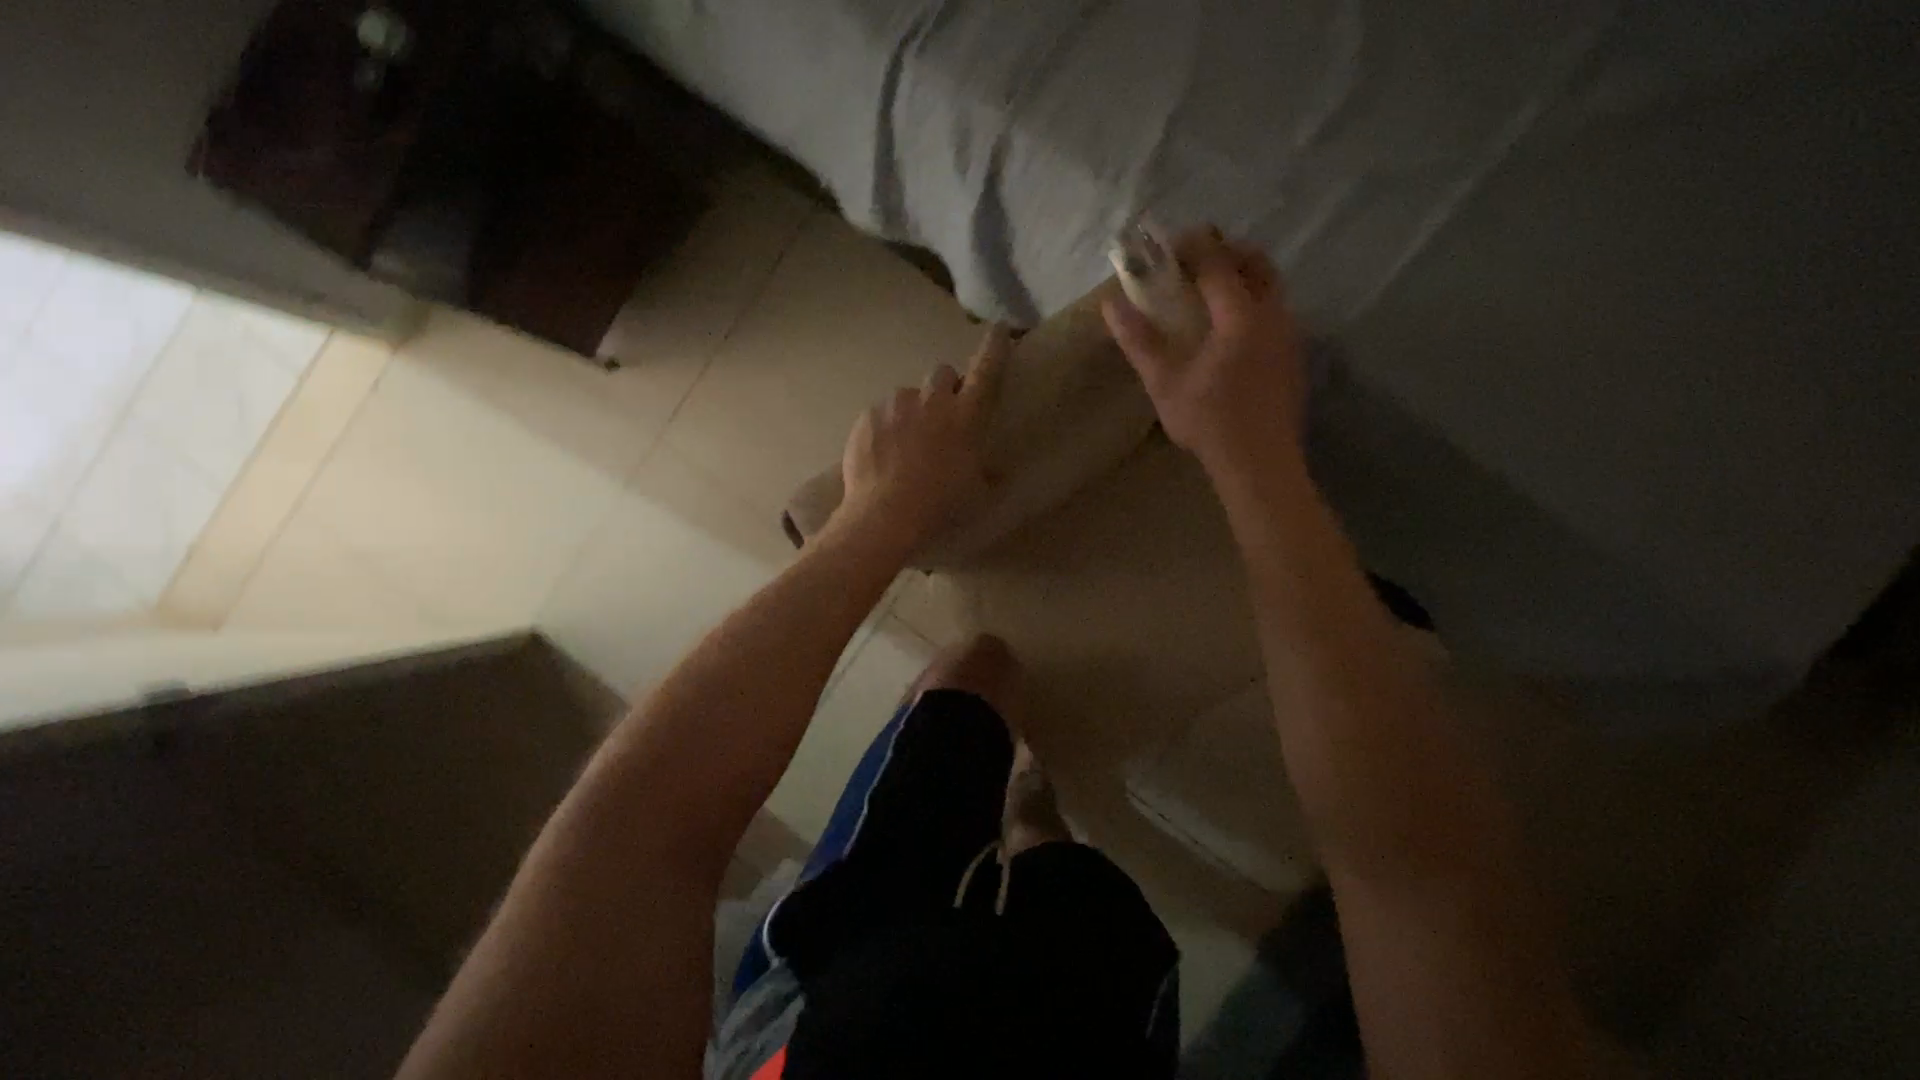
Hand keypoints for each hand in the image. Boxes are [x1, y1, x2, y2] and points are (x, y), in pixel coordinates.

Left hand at [831, 324, 1006, 555]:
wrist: (885, 515)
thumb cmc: (941, 506)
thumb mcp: (977, 495)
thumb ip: (988, 474)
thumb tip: (998, 470)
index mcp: (967, 416)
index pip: (987, 369)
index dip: (995, 346)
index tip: (999, 329)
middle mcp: (933, 401)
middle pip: (942, 374)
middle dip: (944, 388)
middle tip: (940, 417)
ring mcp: (897, 406)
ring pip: (908, 395)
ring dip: (911, 411)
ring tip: (905, 445)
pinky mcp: (868, 416)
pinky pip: (880, 414)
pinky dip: (884, 428)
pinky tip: (882, 455)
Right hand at [1102, 228, 1307, 477]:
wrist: (1260, 463)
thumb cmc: (1209, 421)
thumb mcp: (1164, 382)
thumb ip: (1139, 339)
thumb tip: (1111, 304)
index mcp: (1241, 315)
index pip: (1218, 262)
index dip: (1192, 247)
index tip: (1167, 246)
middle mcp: (1273, 315)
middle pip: (1257, 263)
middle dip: (1226, 252)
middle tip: (1195, 262)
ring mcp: (1290, 335)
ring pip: (1272, 287)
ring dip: (1243, 278)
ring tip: (1211, 294)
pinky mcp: (1295, 357)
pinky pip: (1276, 313)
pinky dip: (1254, 304)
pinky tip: (1232, 332)